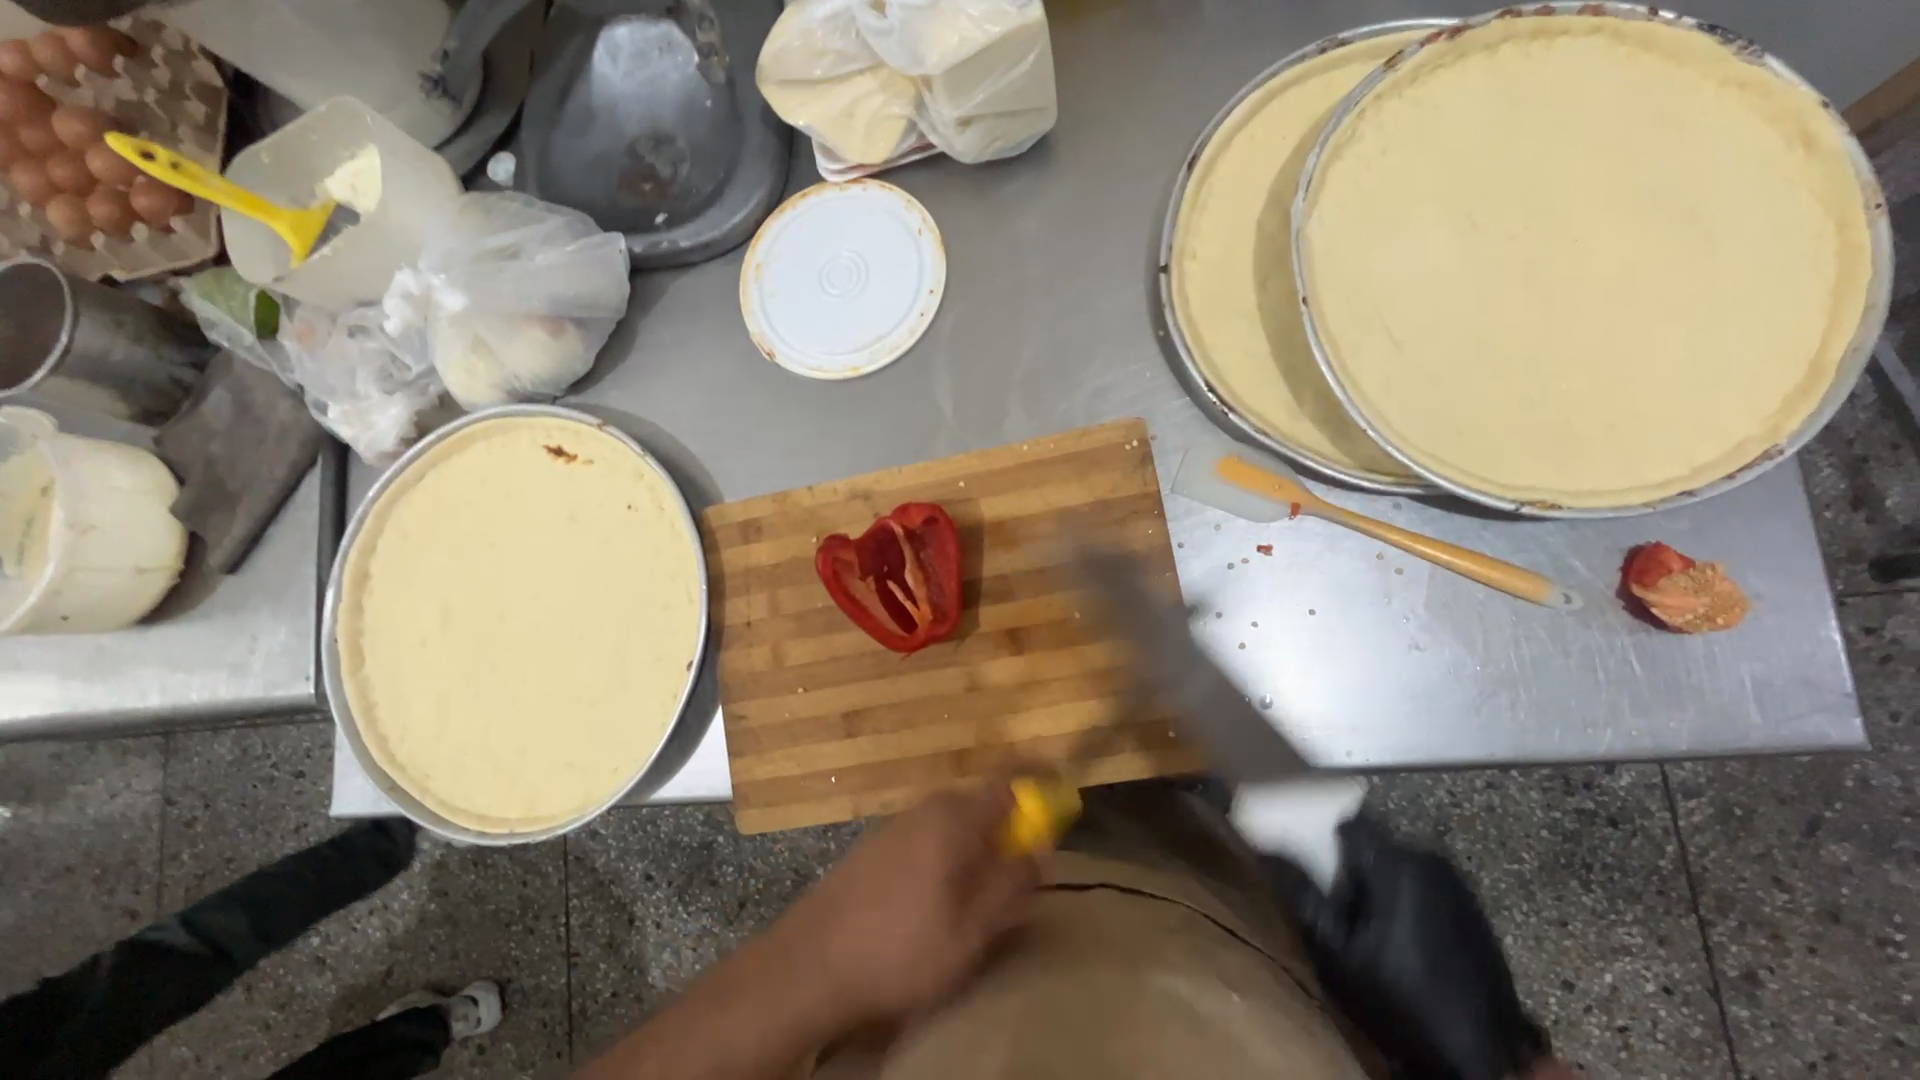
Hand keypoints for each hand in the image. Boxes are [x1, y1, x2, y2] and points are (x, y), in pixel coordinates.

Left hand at [766, 784, 1043, 1023]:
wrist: (808, 964)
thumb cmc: (900, 948)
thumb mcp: (972, 930)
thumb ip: (1012, 885)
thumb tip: (1042, 850)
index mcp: (954, 818)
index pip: (1009, 783)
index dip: (1038, 793)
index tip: (1056, 817)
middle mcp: (925, 809)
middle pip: (982, 806)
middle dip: (1007, 836)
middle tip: (1017, 882)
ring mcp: (895, 826)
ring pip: (952, 827)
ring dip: (974, 853)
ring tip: (977, 905)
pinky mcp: (875, 847)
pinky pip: (926, 841)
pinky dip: (945, 861)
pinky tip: (934, 906)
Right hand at [1292, 815, 1550, 1079]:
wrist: (1480, 1055)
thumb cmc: (1397, 999)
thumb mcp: (1335, 951)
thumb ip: (1301, 893)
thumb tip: (1264, 849)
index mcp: (1396, 864)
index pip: (1347, 825)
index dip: (1321, 842)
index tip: (1307, 869)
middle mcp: (1430, 861)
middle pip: (1373, 846)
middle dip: (1349, 870)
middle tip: (1334, 909)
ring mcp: (1457, 886)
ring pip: (1399, 867)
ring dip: (1378, 886)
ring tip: (1364, 928)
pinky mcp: (1473, 911)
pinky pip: (1424, 888)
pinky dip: (1405, 902)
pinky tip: (1399, 941)